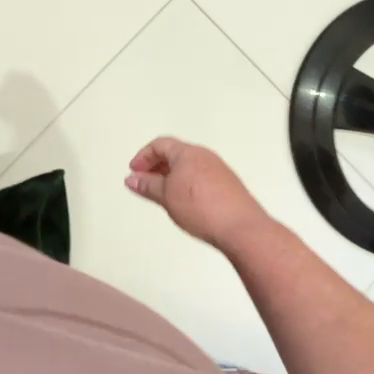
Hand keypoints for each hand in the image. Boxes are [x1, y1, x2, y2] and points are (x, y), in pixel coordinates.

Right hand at [125, 137, 271, 248]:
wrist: (242, 229)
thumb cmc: (199, 208)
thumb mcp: (167, 197)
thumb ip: (147, 185)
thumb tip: (131, 178)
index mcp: (188, 152)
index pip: (160, 144)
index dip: (143, 156)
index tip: (134, 173)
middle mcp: (205, 155)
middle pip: (175, 153)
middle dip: (157, 166)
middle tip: (145, 183)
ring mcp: (219, 170)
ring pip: (189, 166)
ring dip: (172, 176)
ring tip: (164, 195)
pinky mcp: (229, 185)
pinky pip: (201, 177)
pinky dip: (187, 184)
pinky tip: (186, 203)